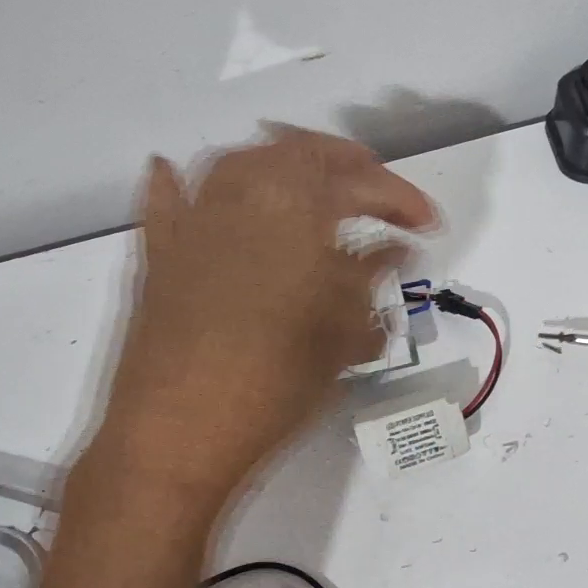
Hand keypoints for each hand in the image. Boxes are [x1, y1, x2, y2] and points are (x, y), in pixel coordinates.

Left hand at [96, 126, 437, 495]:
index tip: (429, 224)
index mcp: (296, 219)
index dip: (401, 197)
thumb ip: (367, 281)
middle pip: (297, 152)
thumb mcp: (339, 337)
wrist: (176, 434)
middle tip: (376, 188)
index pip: (359, 185)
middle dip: (344, 162)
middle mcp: (242, 202)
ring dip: (280, 160)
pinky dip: (182, 180)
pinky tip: (184, 172)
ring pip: (237, 161)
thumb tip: (395, 248)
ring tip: (309, 181)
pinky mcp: (158, 252)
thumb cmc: (273, 388)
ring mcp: (193, 223)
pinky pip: (169, 198)